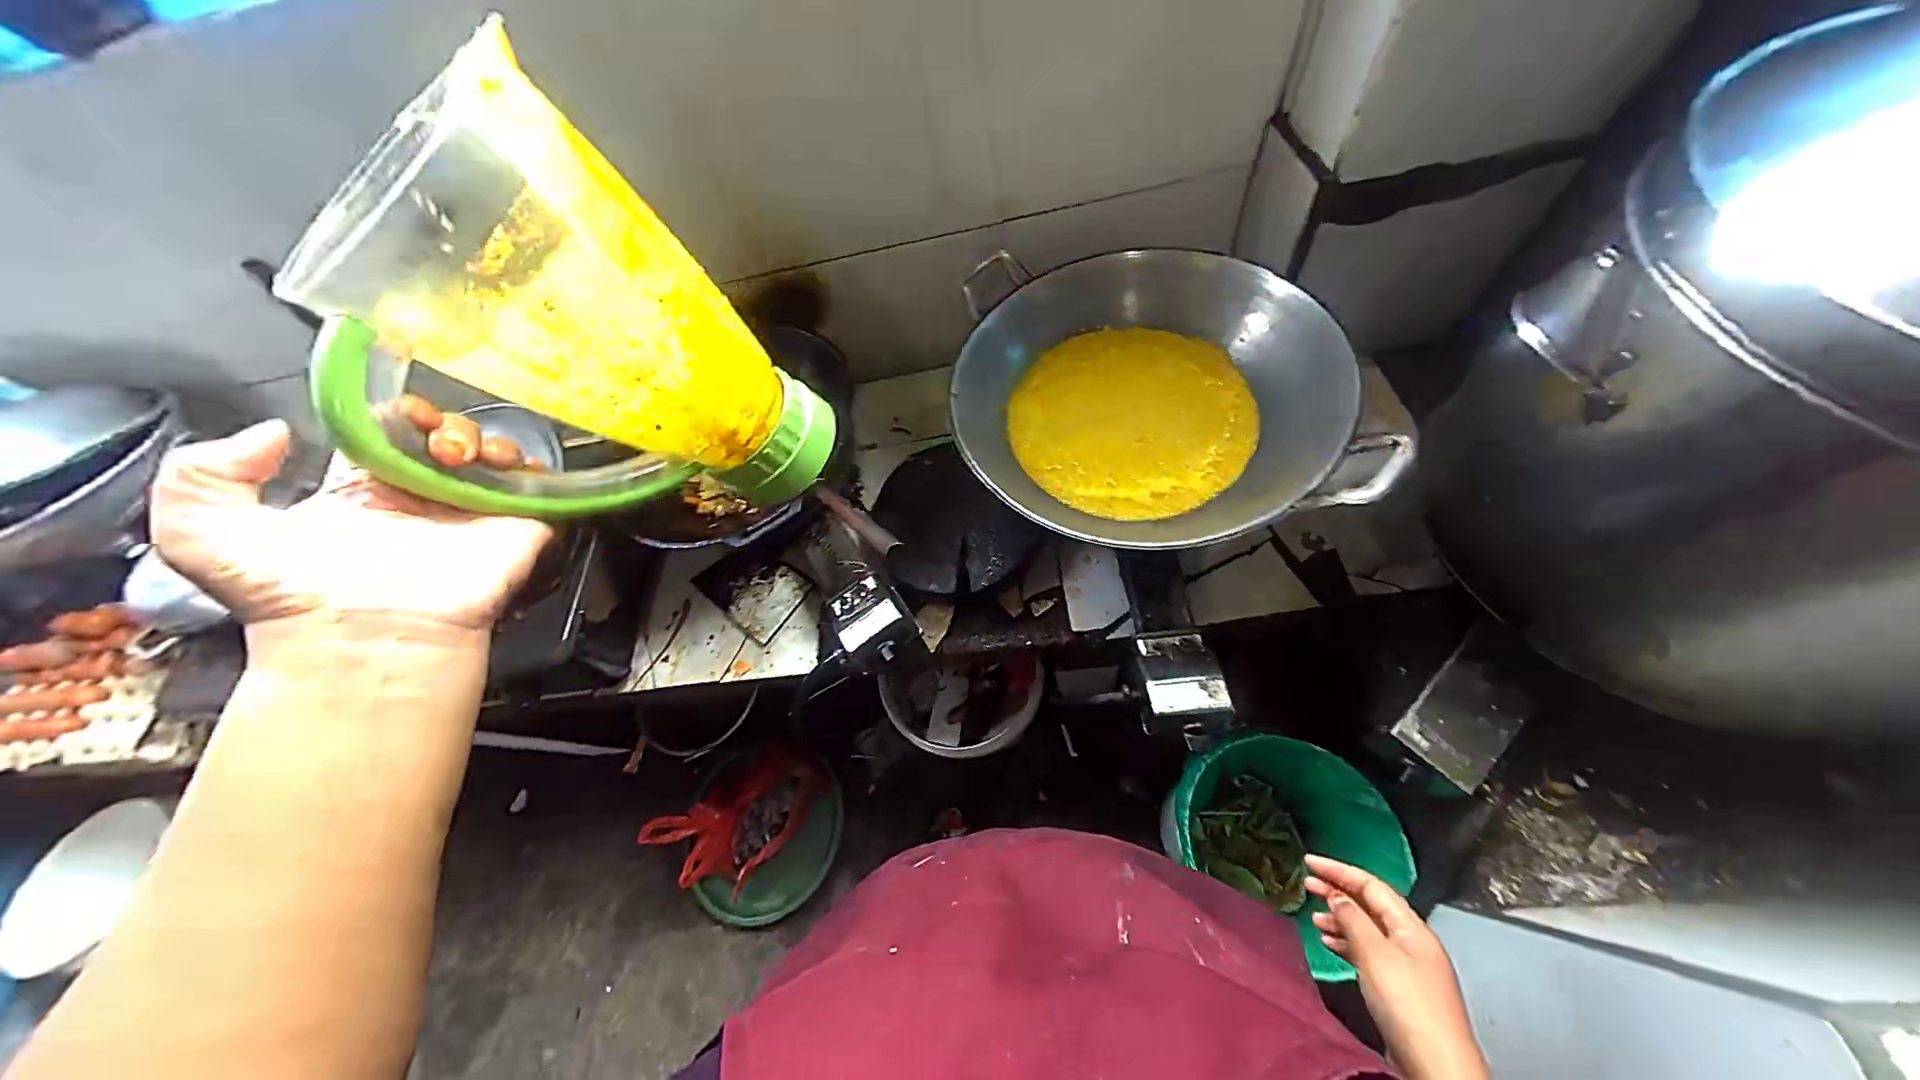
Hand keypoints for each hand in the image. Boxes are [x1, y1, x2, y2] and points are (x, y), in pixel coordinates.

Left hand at [150, 420, 551, 630]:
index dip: (398, 412)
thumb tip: (273, 432)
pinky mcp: (517, 528)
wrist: (368, 639)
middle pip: (449, 436)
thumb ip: (203, 472)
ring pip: (497, 455)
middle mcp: (426, 497)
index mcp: (367, 490)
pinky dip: (536, 469)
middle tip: (432, 435)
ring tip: (460, 454)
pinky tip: (504, 466)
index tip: (397, 413)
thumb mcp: (202, 530)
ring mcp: (475, 513)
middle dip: (445, 423)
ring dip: (486, 440)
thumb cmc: (296, 596)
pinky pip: (542, 488)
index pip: (393, 432)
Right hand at [1305, 854, 1488, 1079]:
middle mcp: (1411, 941)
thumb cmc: (1408, 1005)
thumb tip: (1336, 895)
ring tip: (1315, 917)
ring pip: (1368, 929)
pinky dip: (1347, 942)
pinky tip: (1331, 944)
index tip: (1309, 861)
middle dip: (1337, 892)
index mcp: (1410, 927)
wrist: (1437, 1064)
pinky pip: (1368, 951)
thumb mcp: (1374, 953)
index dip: (1338, 870)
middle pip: (1370, 905)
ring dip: (1340, 918)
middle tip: (1307, 883)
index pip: (1371, 885)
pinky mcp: (1400, 987)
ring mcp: (1407, 964)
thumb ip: (1352, 918)